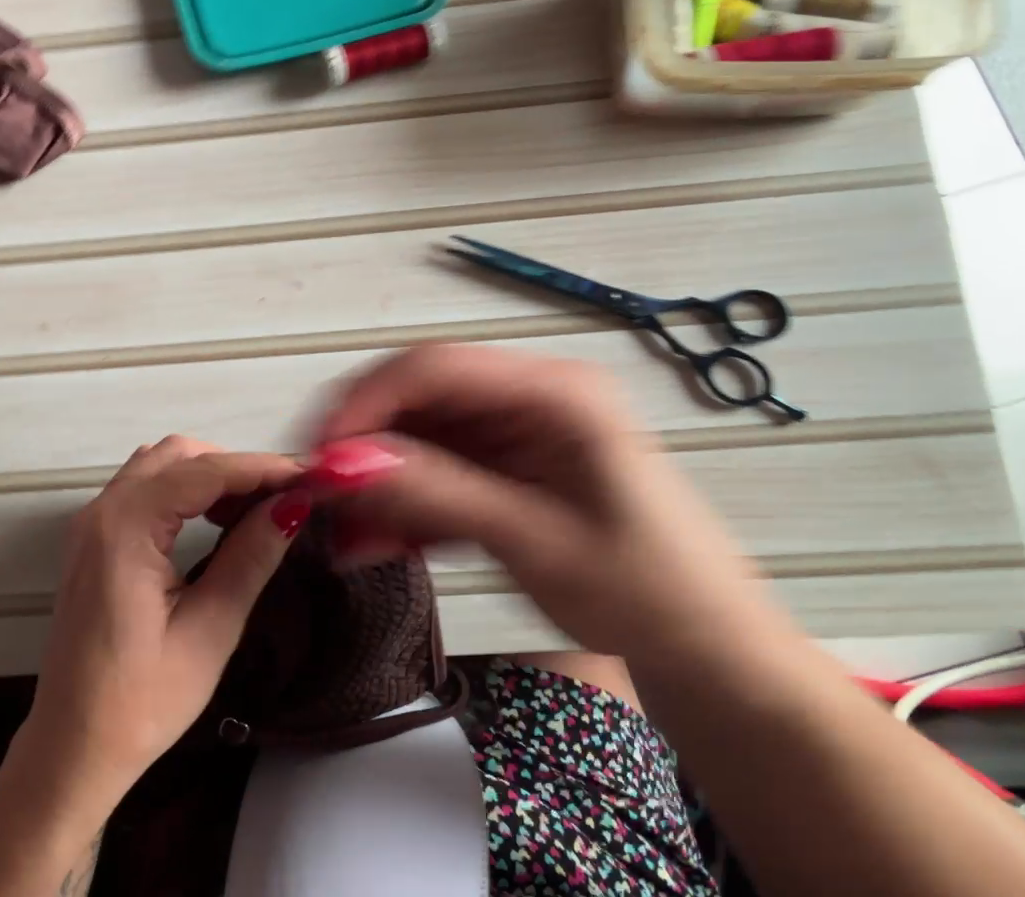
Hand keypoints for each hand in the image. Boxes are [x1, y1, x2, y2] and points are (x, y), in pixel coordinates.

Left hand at [23, 436, 308, 797]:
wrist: (75, 743)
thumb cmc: (142, 700)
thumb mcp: (209, 631)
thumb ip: (250, 558)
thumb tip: (293, 506)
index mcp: (124, 529)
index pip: (203, 471)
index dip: (261, 467)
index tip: (312, 476)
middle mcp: (100, 513)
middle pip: (176, 455)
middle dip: (235, 466)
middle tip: (286, 498)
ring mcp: (90, 525)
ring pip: (157, 467)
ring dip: (208, 475)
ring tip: (257, 510)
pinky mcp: (92, 542)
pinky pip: (141, 491)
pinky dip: (182, 491)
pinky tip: (216, 521)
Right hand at [311, 344, 784, 664]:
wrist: (707, 654)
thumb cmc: (644, 592)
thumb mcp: (531, 539)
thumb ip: (434, 494)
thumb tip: (339, 464)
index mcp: (554, 392)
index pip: (432, 368)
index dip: (363, 404)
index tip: (317, 458)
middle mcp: (528, 399)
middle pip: (417, 401)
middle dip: (362, 450)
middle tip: (320, 503)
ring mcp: (515, 435)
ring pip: (416, 441)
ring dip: (377, 487)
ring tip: (349, 539)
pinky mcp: (505, 471)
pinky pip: (433, 475)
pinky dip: (402, 508)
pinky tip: (381, 545)